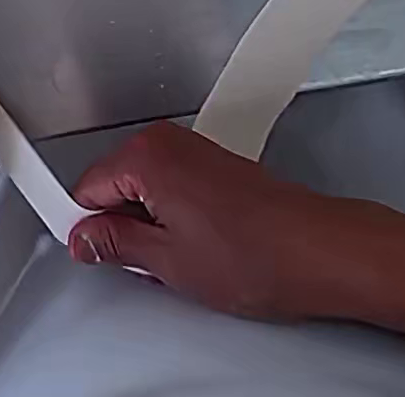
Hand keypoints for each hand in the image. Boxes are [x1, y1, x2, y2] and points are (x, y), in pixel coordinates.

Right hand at [68, 122, 404, 322]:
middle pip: (110, 182)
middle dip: (118, 222)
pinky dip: (168, 208)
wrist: (321, 250)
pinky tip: (196, 239)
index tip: (85, 245)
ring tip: (181, 251)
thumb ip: (115, 245)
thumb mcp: (169, 263)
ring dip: (145, 218)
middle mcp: (163, 141)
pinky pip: (164, 180)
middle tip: (146, 260)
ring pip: (137, 184)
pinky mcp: (205, 158)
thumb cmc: (259, 252)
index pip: (85, 185)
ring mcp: (186, 146)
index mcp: (145, 157)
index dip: (83, 223)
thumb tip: (86, 238)